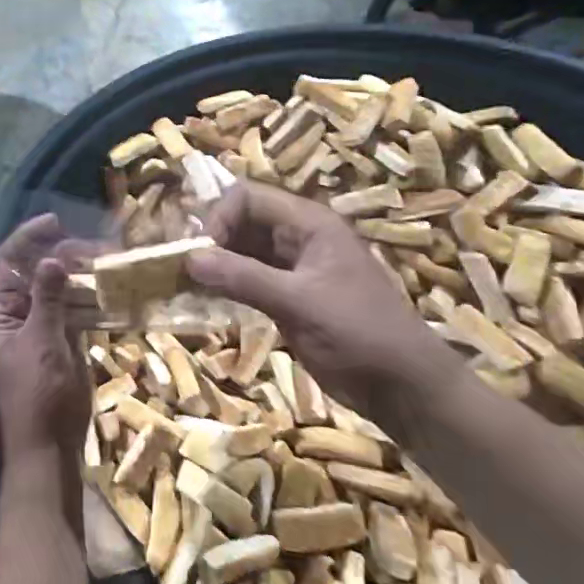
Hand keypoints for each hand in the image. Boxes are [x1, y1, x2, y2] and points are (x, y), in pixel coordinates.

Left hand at [0, 215, 90, 465]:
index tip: (55, 221)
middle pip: (36, 271)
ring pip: (60, 288)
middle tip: (93, 245)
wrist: (51, 442)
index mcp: (0, 311)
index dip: (27, 237)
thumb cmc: (37, 393)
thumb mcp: (41, 342)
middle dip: (62, 253)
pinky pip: (76, 308)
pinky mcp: (64, 339)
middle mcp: (18, 313)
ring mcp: (43, 326)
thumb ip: (48, 299)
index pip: (7, 262)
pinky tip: (111, 284)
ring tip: (107, 257)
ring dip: (81, 272)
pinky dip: (91, 295)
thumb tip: (52, 258)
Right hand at [185, 183, 461, 410]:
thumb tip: (189, 256)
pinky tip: (203, 300)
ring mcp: (293, 268)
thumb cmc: (358, 334)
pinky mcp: (288, 297)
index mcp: (309, 223)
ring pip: (242, 251)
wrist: (402, 385)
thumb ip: (243, 277)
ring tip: (185, 285)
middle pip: (242, 221)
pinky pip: (248, 280)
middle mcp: (299, 237)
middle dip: (211, 239)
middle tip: (181, 269)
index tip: (198, 253)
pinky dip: (226, 285)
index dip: (218, 217)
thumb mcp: (299, 302)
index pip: (248, 197)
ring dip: (214, 264)